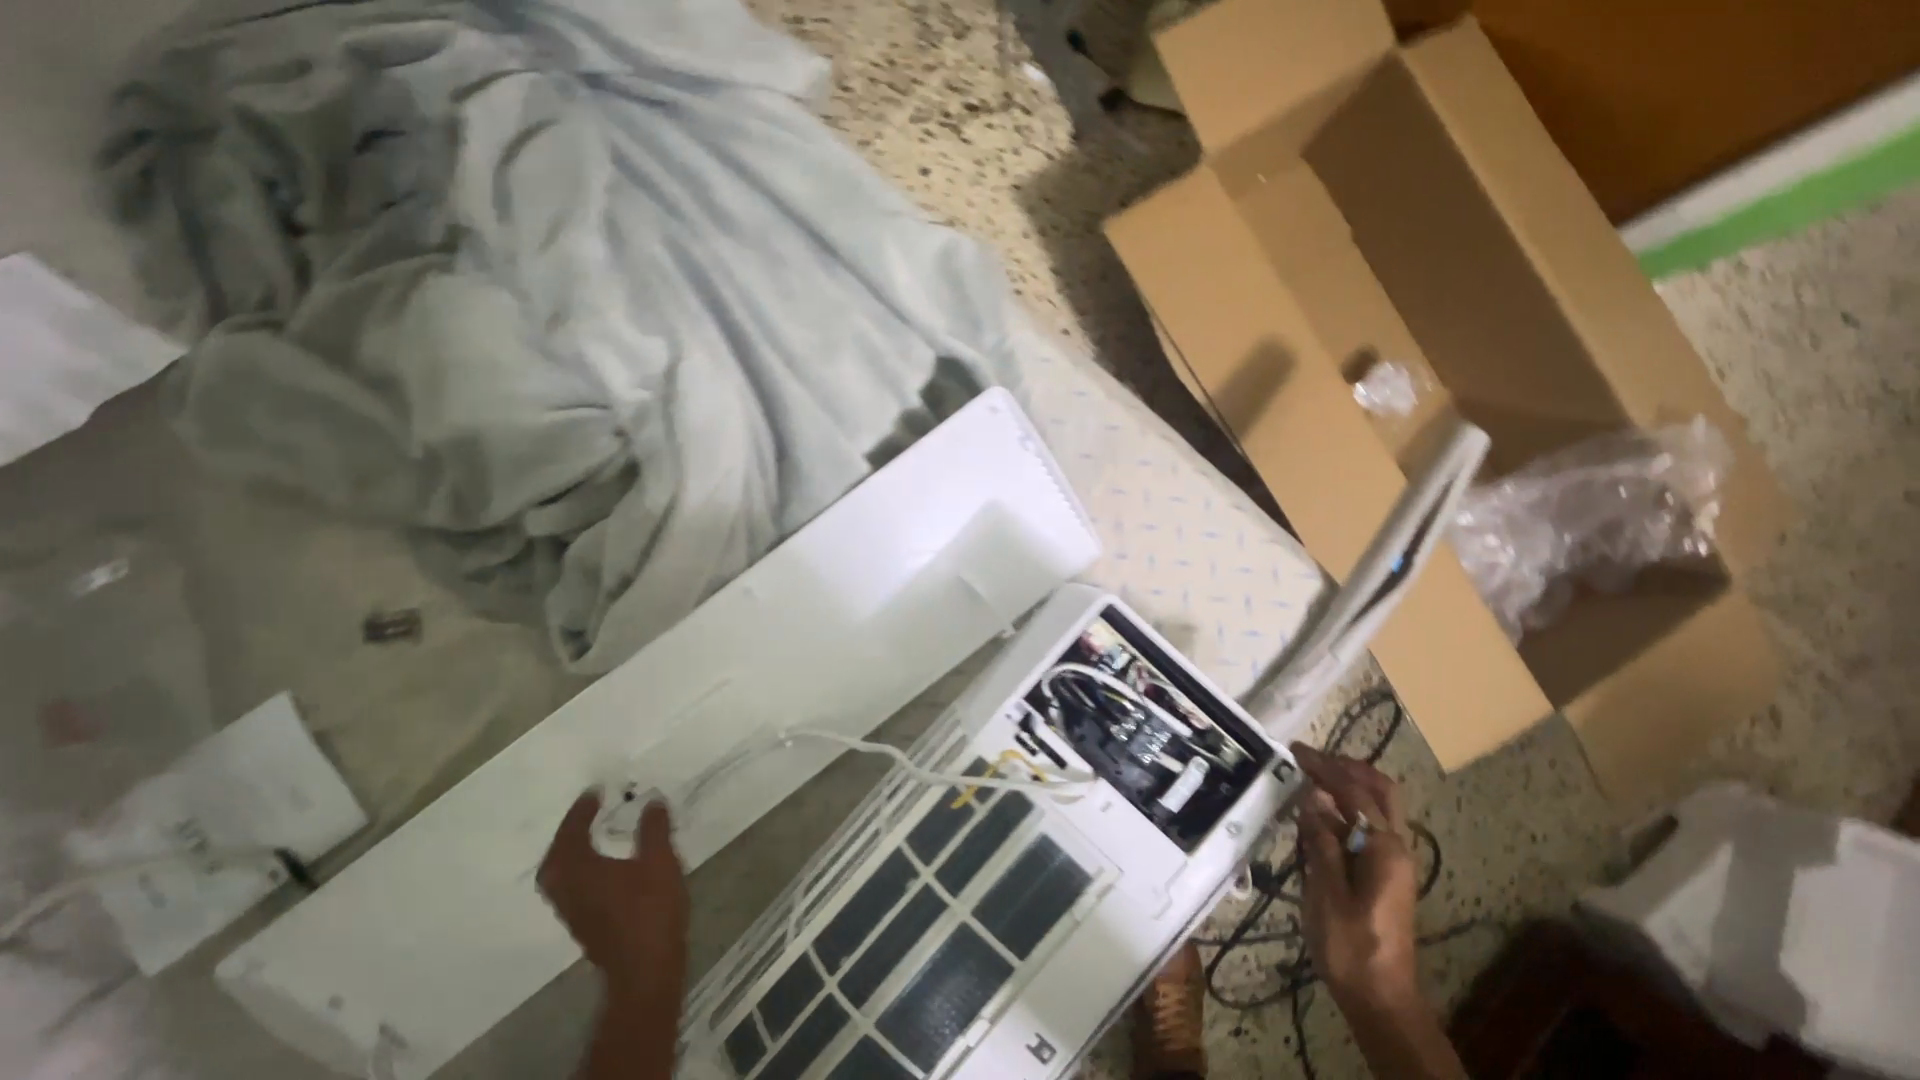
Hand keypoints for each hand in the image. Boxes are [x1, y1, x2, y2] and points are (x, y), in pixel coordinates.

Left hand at [537, 794, 689, 1002]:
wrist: (646, 970)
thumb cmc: (650, 911)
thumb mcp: (659, 862)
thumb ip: (653, 829)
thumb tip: (651, 801)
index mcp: (579, 869)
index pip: (572, 832)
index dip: (582, 810)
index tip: (594, 792)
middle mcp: (567, 889)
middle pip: (556, 857)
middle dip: (568, 834)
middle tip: (586, 816)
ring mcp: (572, 912)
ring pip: (560, 877)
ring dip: (571, 855)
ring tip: (591, 840)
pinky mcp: (583, 927)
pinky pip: (571, 890)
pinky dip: (580, 873)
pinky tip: (602, 872)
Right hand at [1288, 745, 1421, 1014]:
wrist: (1381, 996)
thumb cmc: (1350, 947)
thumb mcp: (1326, 894)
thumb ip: (1320, 842)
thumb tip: (1311, 799)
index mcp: (1384, 849)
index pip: (1354, 793)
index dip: (1325, 767)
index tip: (1296, 751)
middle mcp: (1397, 847)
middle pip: (1381, 790)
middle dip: (1347, 767)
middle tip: (1312, 759)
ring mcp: (1396, 861)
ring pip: (1380, 807)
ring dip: (1350, 786)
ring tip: (1312, 779)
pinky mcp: (1387, 874)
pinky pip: (1371, 827)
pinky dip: (1349, 810)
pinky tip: (1321, 815)